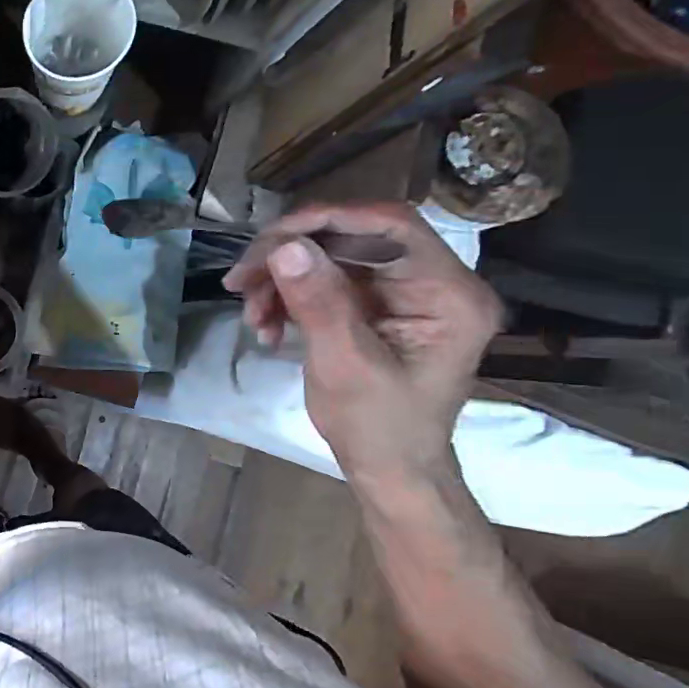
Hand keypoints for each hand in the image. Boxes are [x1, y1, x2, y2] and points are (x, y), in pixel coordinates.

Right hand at [221, 202, 500, 475]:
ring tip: (250, 315)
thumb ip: (319, 303)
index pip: (392, 226)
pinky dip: (287, 297)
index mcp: (448, 294)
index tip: (271, 238)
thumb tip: (283, 246)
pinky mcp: (372, 303)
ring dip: (280, 279)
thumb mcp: (345, 366)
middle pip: (352, 236)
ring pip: (329, 256)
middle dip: (289, 255)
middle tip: (240, 278)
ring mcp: (399, 292)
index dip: (329, 219)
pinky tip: (264, 324)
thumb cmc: (378, 427)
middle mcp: (430, 282)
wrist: (387, 468)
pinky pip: (322, 280)